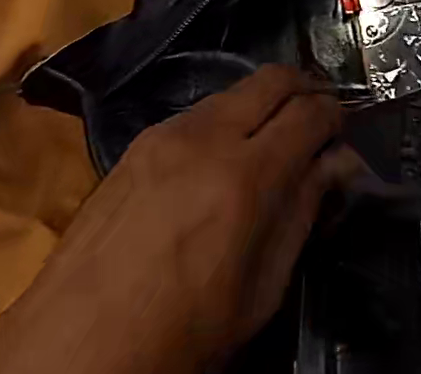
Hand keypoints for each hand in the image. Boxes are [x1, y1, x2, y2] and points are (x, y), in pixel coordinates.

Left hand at [0, 66, 352, 373]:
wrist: (74, 342)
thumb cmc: (180, 332)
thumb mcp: (259, 291)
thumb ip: (302, 212)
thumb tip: (337, 164)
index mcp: (244, 178)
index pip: (308, 114)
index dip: (335, 115)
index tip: (346, 129)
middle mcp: (207, 136)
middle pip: (272, 78)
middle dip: (306, 87)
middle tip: (320, 116)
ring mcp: (168, 131)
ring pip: (235, 89)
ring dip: (264, 101)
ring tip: (274, 137)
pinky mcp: (140, 139)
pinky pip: (199, 110)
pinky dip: (227, 118)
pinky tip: (224, 155)